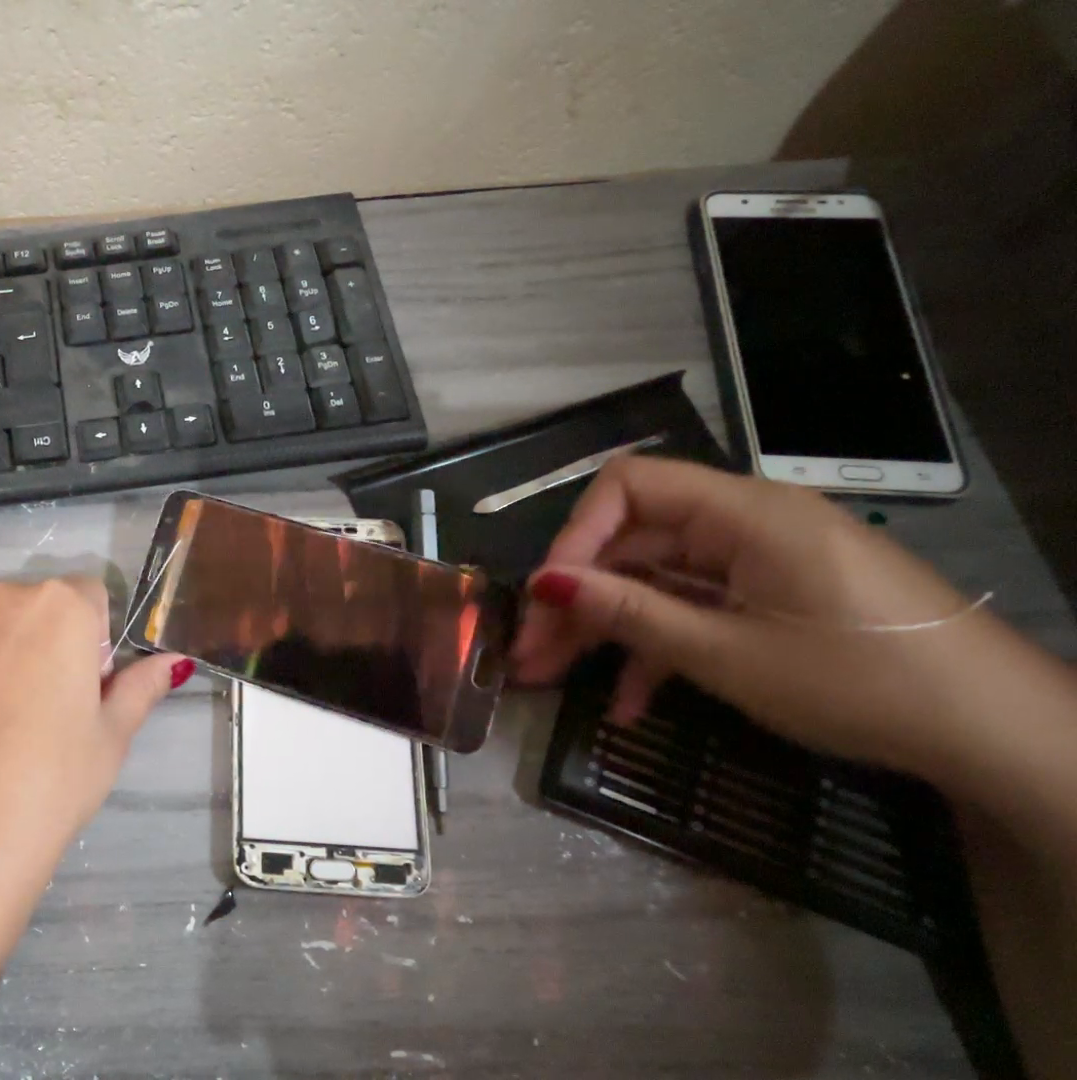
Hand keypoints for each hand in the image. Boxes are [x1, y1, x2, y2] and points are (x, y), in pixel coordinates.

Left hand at [0, 583, 189, 1079]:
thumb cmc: (45, 793)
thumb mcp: (108, 744)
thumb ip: (140, 689)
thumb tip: (174, 662)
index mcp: (58, 608)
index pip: (87, 598)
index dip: (89, 645)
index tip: (76, 695)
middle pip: (23, 610)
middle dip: (32, 648)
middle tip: (26, 721)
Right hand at [512, 456, 998, 774]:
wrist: (999, 736)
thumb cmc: (860, 681)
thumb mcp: (727, 653)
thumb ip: (630, 613)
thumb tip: (544, 584)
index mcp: (743, 514)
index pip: (629, 486)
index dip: (577, 534)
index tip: (547, 595)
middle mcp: (745, 525)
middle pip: (633, 542)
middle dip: (577, 599)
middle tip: (531, 655)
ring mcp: (759, 564)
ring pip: (656, 582)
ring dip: (605, 631)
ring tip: (555, 681)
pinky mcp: (772, 598)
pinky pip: (695, 609)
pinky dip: (658, 649)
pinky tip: (628, 704)